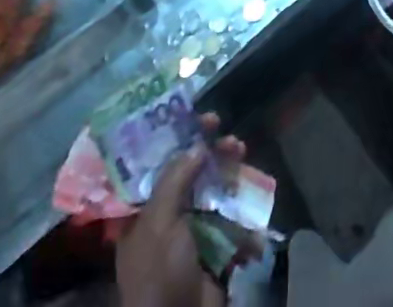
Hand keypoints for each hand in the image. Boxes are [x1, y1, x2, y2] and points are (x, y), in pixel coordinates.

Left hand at [116, 115, 246, 306]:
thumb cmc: (159, 272)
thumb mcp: (160, 222)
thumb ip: (175, 180)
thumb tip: (195, 145)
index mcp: (141, 210)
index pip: (158, 163)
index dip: (178, 138)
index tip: (200, 120)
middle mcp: (163, 218)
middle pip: (189, 175)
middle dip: (211, 155)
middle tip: (231, 139)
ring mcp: (190, 236)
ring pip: (212, 195)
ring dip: (230, 178)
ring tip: (243, 156)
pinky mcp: (214, 253)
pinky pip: (230, 227)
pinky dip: (242, 222)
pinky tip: (251, 219)